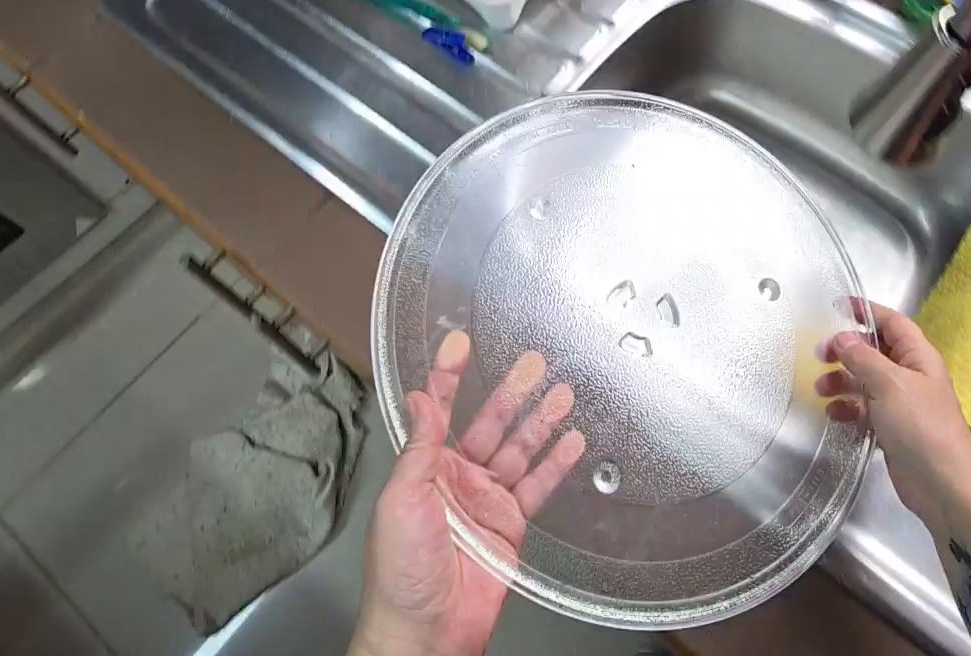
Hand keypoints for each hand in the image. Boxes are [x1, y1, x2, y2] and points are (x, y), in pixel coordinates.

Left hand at [351, 331, 586, 655]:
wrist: (425, 633)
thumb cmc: (399, 573)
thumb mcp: (403, 499)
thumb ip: (420, 447)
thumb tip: (422, 398)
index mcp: (426, 467)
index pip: (439, 409)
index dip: (449, 375)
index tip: (459, 343)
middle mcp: (458, 476)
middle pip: (490, 422)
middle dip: (512, 391)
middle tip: (533, 363)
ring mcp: (487, 499)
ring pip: (519, 449)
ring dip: (540, 421)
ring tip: (562, 392)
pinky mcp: (510, 524)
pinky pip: (537, 486)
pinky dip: (556, 464)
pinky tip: (571, 442)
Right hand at [815, 302, 970, 511]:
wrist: (945, 487)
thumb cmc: (922, 426)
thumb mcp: (890, 384)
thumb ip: (863, 357)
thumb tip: (841, 337)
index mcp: (918, 358)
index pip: (892, 323)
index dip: (867, 310)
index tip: (838, 305)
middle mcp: (911, 376)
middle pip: (875, 350)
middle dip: (847, 350)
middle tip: (821, 354)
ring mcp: (902, 403)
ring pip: (866, 380)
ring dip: (842, 381)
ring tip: (820, 388)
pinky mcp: (892, 428)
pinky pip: (864, 408)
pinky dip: (848, 408)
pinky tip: (833, 413)